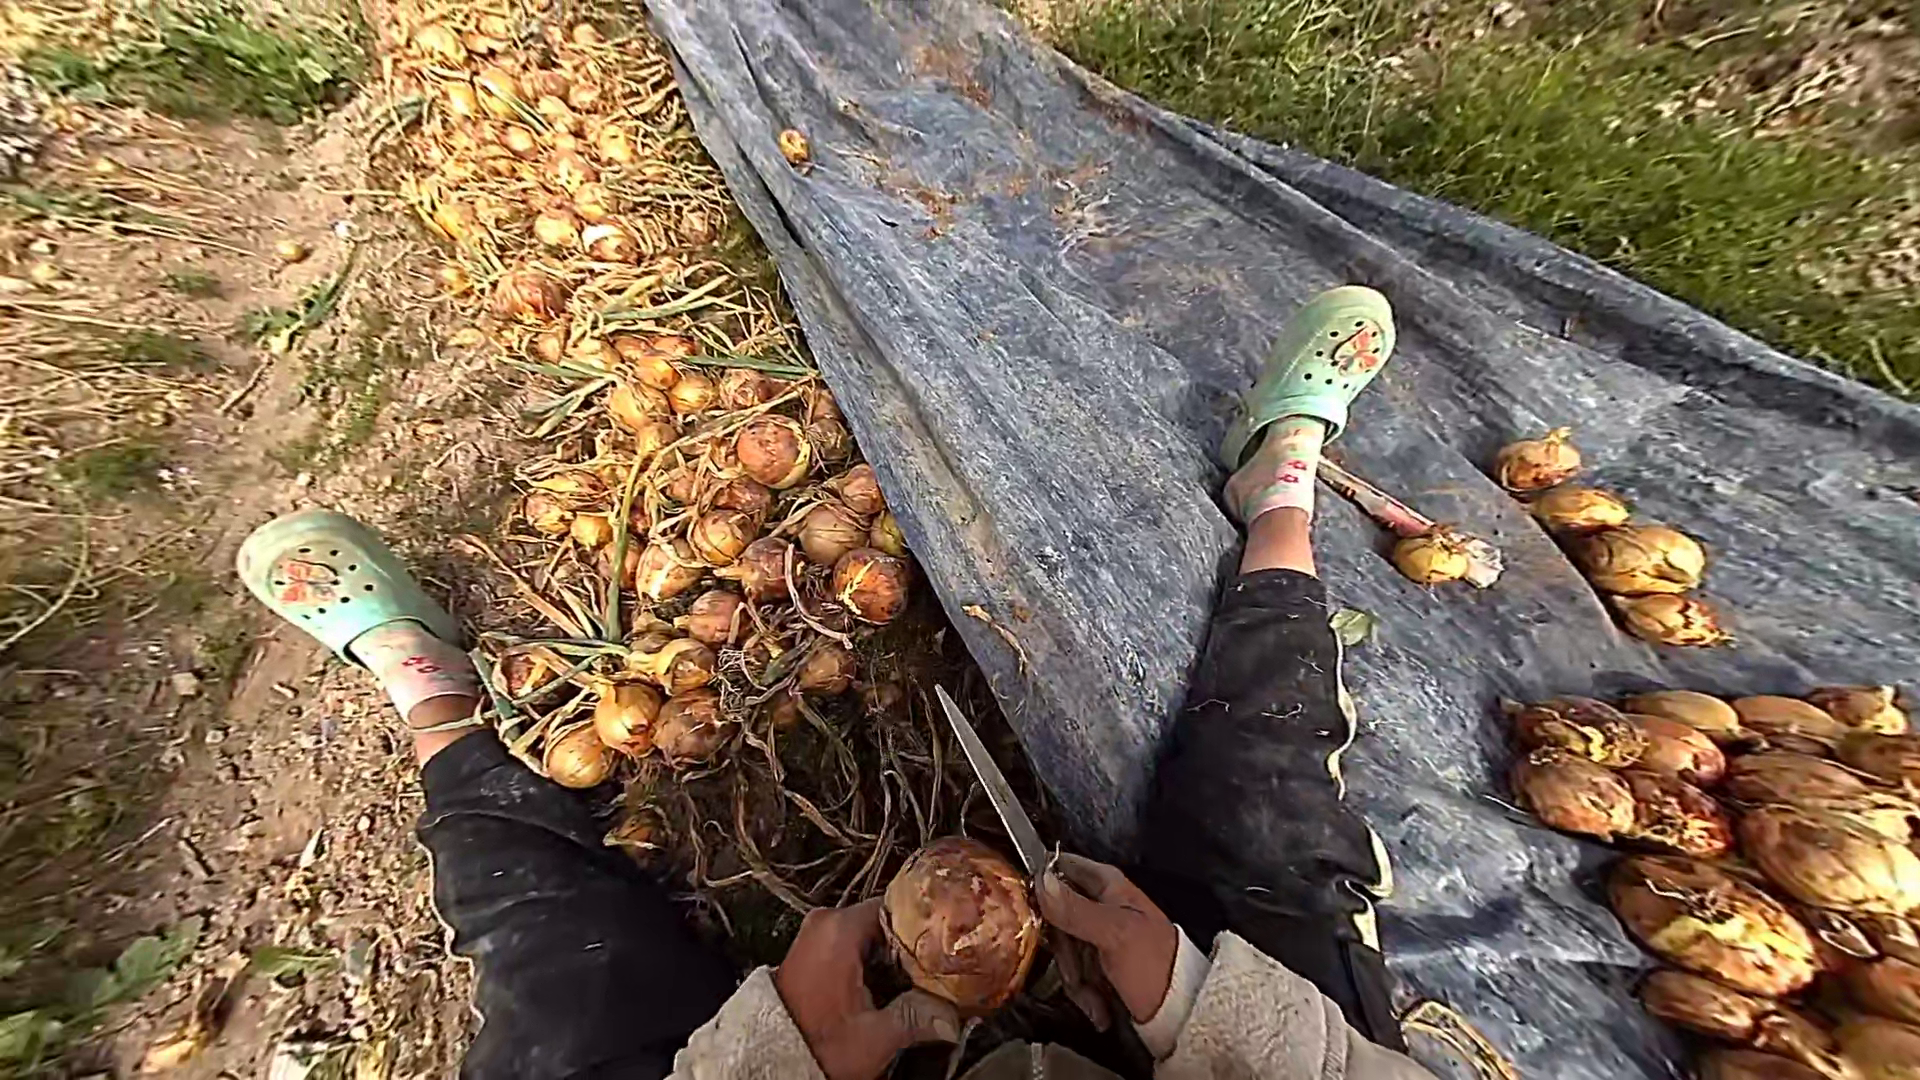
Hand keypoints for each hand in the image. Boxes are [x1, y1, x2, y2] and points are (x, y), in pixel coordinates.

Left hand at [774, 898, 961, 1079]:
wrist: (763, 1062)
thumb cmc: (813, 1045)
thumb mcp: (871, 1038)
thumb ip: (914, 1018)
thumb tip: (951, 1017)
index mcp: (841, 927)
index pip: (895, 907)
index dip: (919, 929)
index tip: (936, 949)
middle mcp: (826, 919)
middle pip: (881, 919)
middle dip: (903, 946)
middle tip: (925, 970)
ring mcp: (815, 932)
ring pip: (866, 931)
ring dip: (884, 954)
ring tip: (906, 981)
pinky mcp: (809, 947)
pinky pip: (848, 940)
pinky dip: (865, 957)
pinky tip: (878, 985)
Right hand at [1037, 854, 1179, 1023]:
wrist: (1183, 1018)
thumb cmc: (1155, 965)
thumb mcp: (1113, 933)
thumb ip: (1074, 908)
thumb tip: (1040, 880)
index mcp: (1106, 883)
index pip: (1060, 866)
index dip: (1043, 886)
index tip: (1037, 913)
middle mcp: (1099, 903)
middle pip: (1056, 914)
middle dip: (1064, 952)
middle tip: (1077, 974)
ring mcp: (1098, 934)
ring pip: (1063, 947)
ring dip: (1075, 979)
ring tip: (1095, 999)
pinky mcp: (1099, 962)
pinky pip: (1075, 970)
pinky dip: (1084, 993)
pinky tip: (1099, 1007)